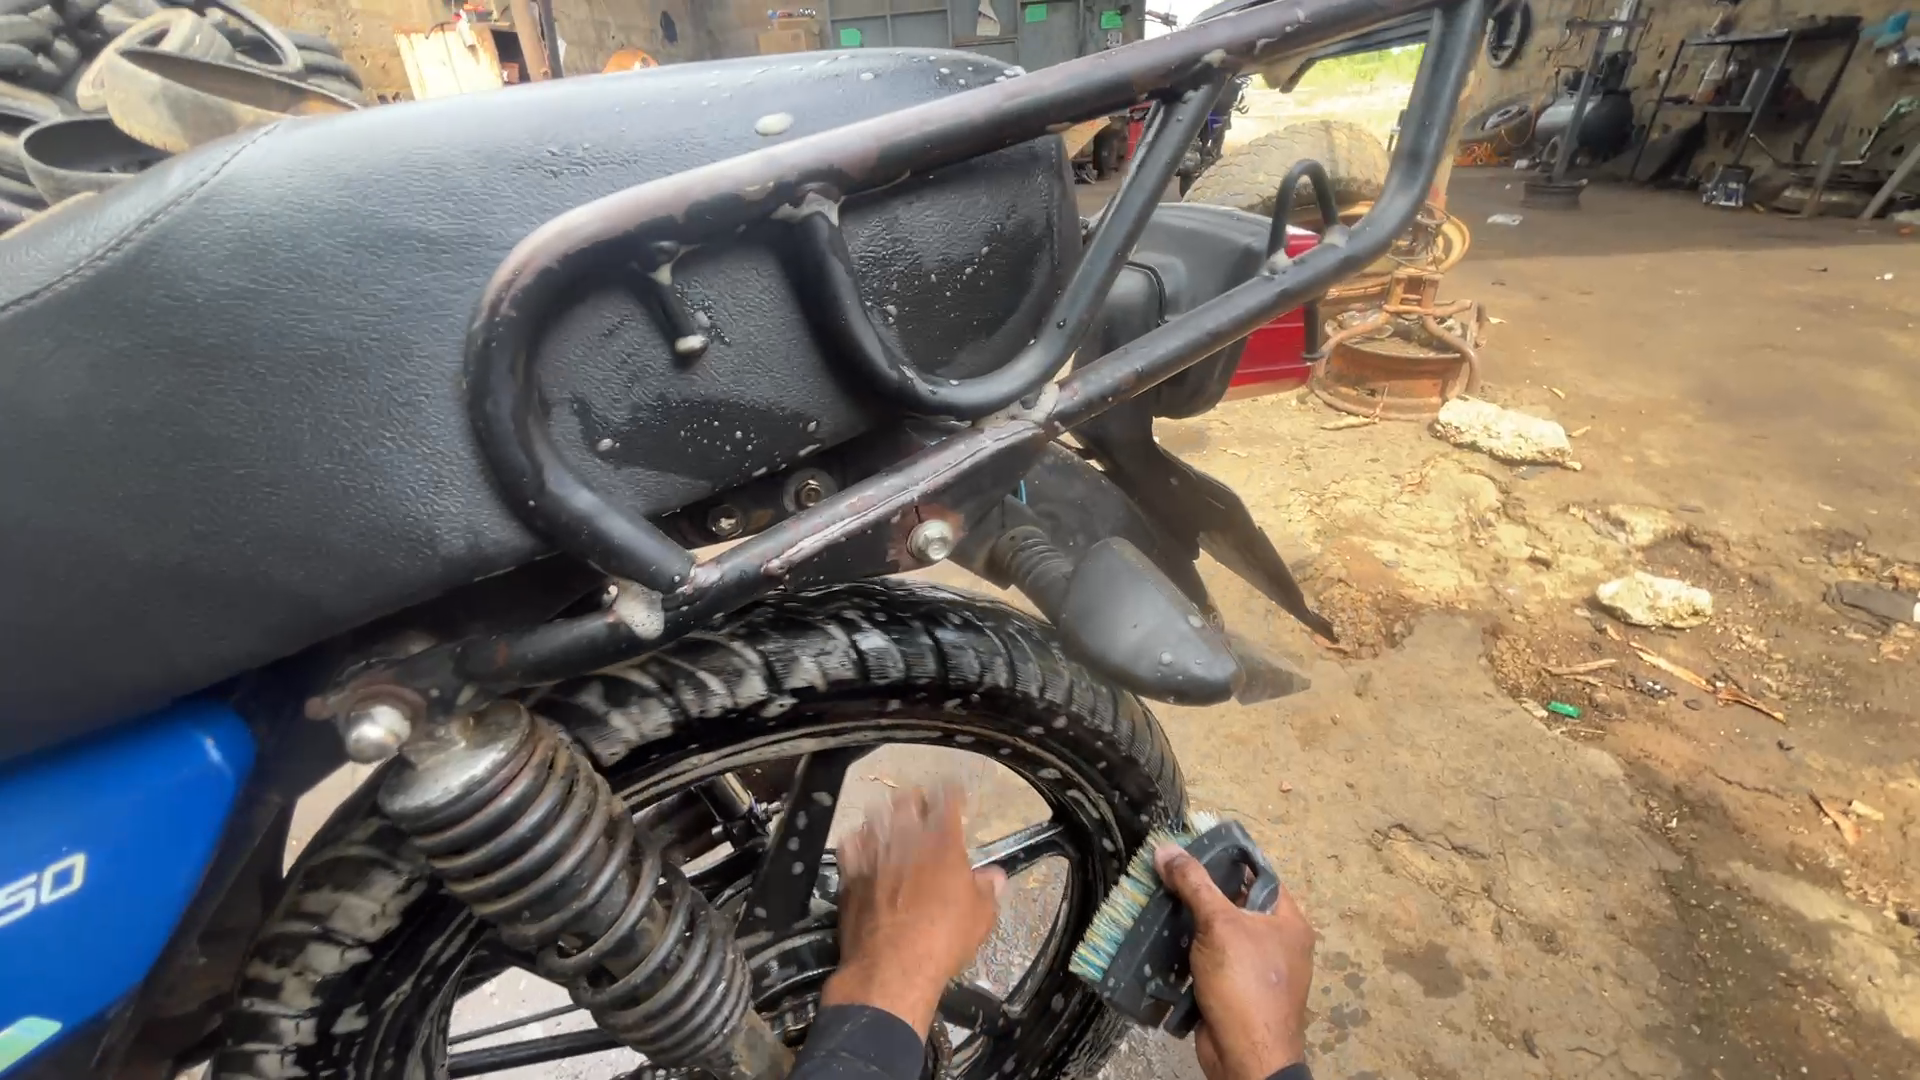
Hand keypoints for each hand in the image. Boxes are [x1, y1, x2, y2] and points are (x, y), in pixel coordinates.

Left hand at [821, 787, 1006, 1037]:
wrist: (892, 969)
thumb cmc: (943, 939)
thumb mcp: (980, 916)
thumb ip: (987, 888)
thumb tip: (994, 875)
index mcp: (942, 840)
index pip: (948, 798)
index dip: (953, 793)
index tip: (955, 796)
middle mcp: (906, 836)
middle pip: (907, 800)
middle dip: (916, 800)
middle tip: (921, 809)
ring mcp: (874, 852)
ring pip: (876, 816)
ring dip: (886, 817)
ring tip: (891, 825)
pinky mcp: (849, 872)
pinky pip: (850, 844)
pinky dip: (858, 842)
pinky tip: (863, 849)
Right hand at [1156, 845, 1314, 1079]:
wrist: (1246, 1060)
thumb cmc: (1245, 984)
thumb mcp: (1219, 924)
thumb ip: (1193, 883)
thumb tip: (1165, 848)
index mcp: (1287, 920)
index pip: (1256, 872)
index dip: (1224, 855)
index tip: (1189, 842)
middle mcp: (1275, 939)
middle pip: (1233, 898)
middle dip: (1199, 885)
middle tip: (1165, 866)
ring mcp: (1254, 965)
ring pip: (1217, 927)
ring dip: (1188, 915)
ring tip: (1155, 891)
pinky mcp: (1232, 986)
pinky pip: (1208, 953)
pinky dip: (1187, 942)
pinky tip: (1160, 929)